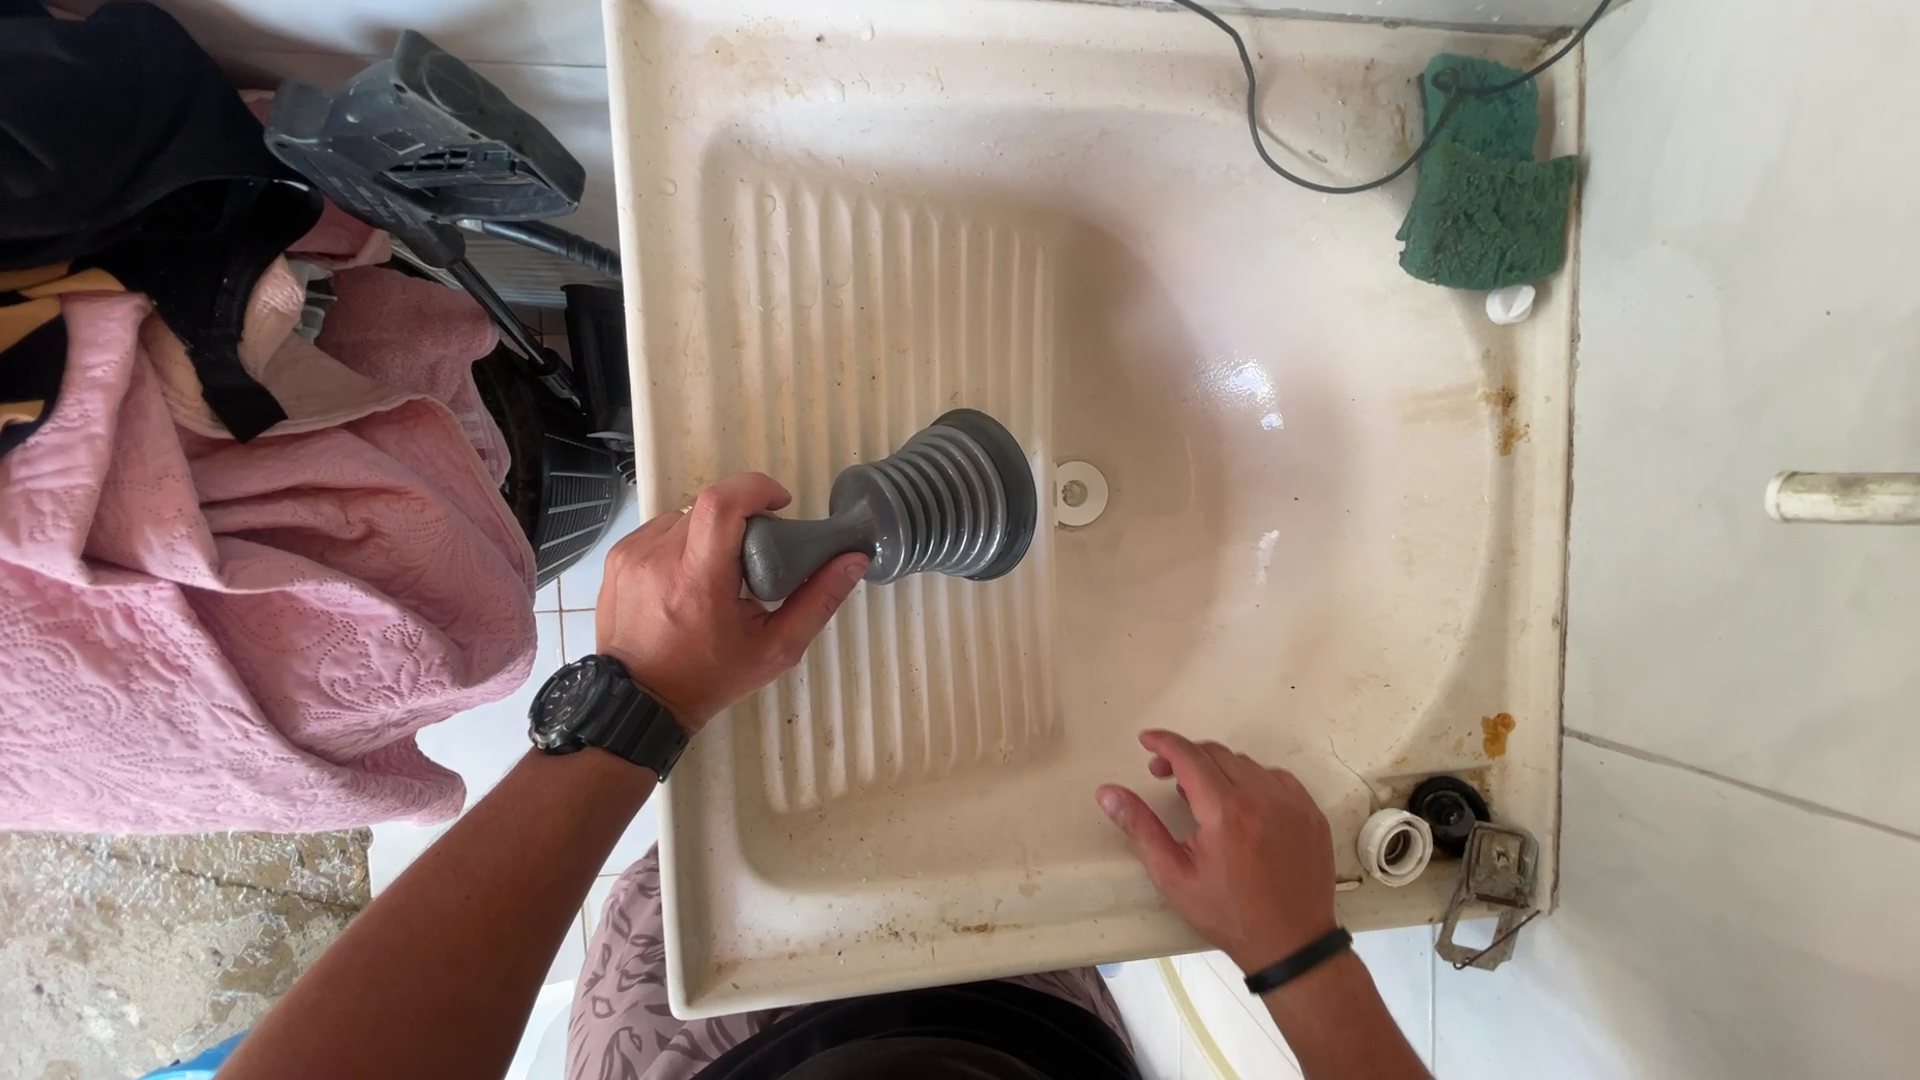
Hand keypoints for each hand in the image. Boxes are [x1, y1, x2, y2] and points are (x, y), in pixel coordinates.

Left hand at [595, 473, 868, 733]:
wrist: (639, 703)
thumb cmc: (709, 678)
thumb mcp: (777, 648)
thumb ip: (819, 600)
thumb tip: (853, 560)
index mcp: (697, 581)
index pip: (721, 504)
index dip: (756, 489)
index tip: (779, 504)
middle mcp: (657, 558)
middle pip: (710, 508)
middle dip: (741, 520)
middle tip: (756, 554)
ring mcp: (632, 555)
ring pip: (687, 516)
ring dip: (712, 533)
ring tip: (722, 573)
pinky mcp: (618, 557)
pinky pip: (662, 530)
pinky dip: (685, 544)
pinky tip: (690, 579)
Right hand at [1097, 730, 1335, 973]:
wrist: (1292, 946)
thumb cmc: (1227, 912)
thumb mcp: (1173, 875)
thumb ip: (1140, 827)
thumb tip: (1107, 792)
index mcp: (1224, 810)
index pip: (1188, 755)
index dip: (1163, 742)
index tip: (1146, 741)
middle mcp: (1261, 796)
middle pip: (1215, 753)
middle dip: (1184, 755)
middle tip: (1164, 775)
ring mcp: (1292, 802)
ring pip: (1245, 762)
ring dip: (1217, 768)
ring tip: (1202, 794)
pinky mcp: (1311, 812)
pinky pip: (1274, 777)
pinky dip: (1251, 779)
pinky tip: (1240, 802)